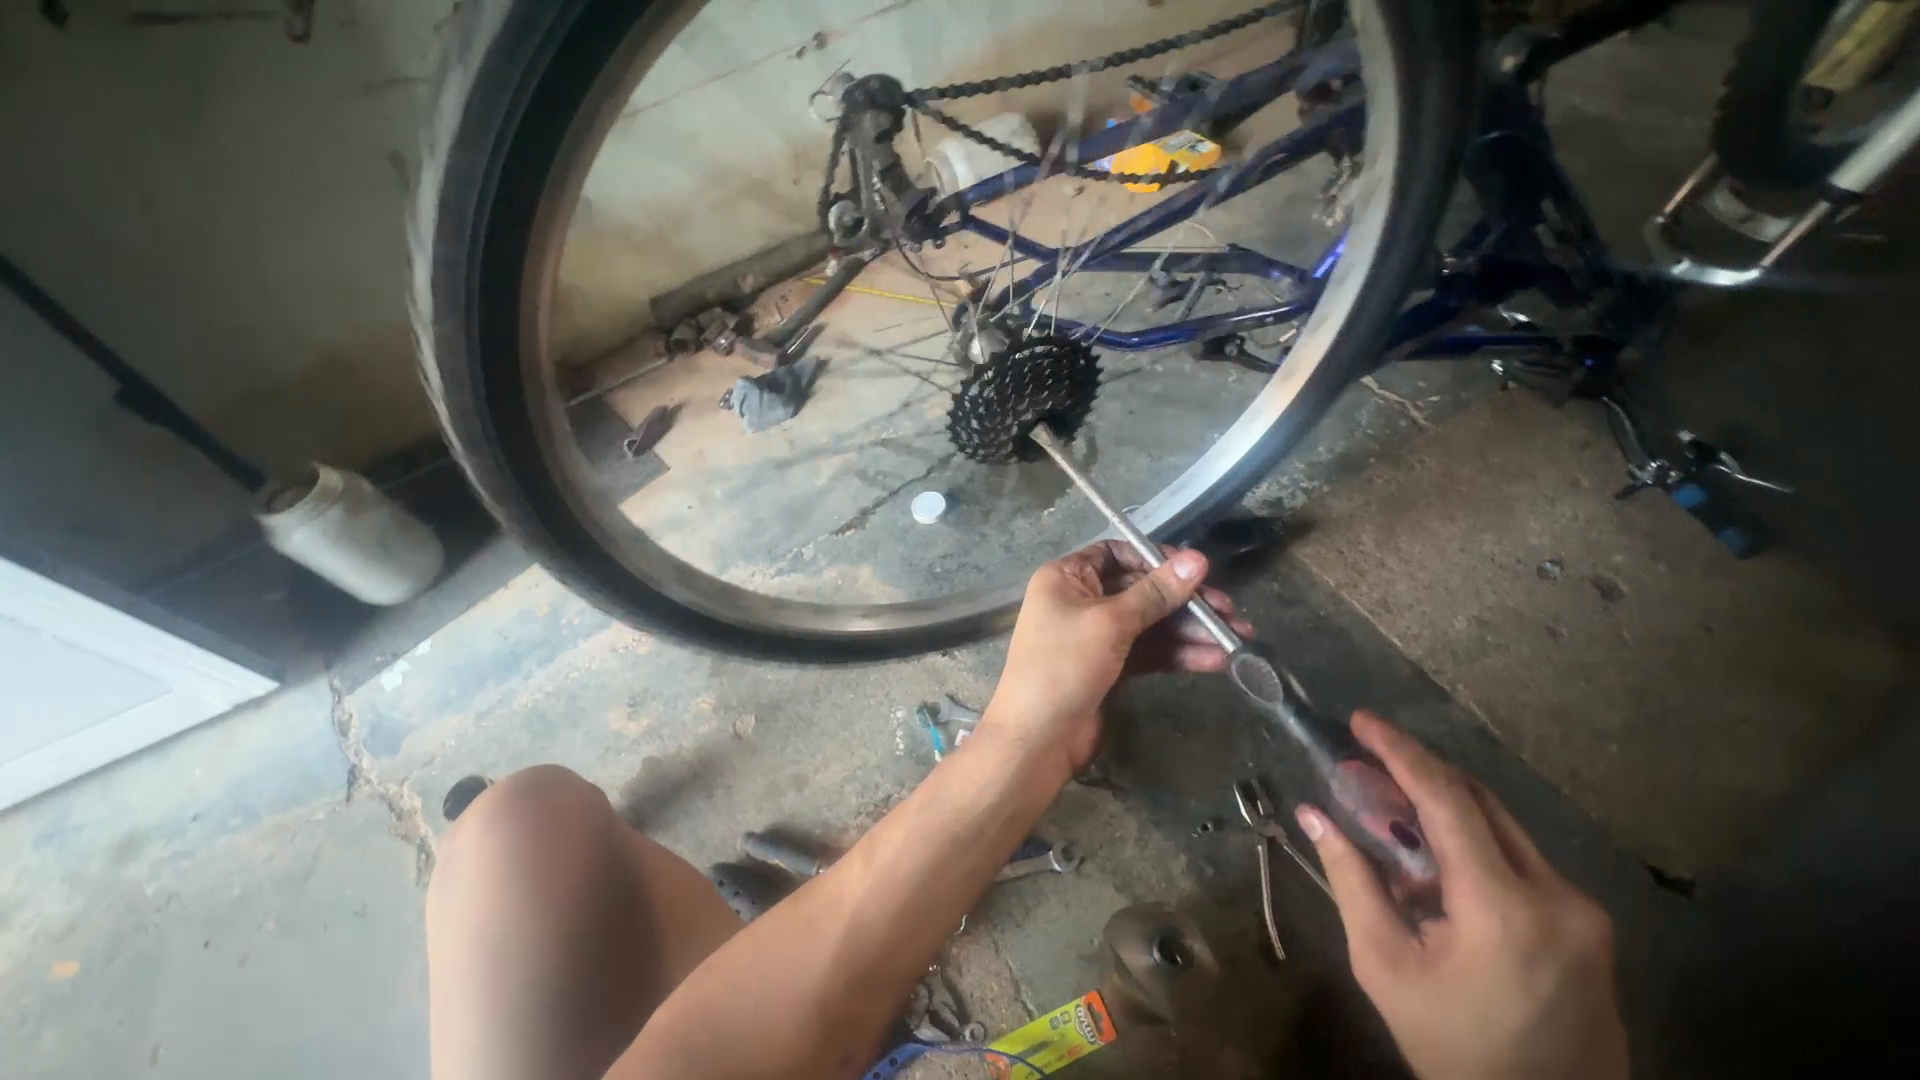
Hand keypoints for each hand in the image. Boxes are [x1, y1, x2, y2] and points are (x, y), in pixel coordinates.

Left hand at [981, 541, 1252, 775]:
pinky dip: (1179, 655)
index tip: (1197, 571)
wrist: (1038, 739)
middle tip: (1230, 612)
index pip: (1117, 554)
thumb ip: (1156, 593)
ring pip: (1151, 624)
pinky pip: (1150, 652)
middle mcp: (1081, 601)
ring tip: (1235, 639)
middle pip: (1142, 591)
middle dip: (1186, 602)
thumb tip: (1198, 559)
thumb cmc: (1064, 667)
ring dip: (1191, 631)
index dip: (1157, 560)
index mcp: (1066, 578)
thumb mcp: (1110, 623)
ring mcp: (1097, 637)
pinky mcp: (1111, 668)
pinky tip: (1214, 660)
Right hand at [1297, 712, 1627, 1079]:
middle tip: (1362, 762)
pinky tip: (1431, 861)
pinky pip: (1519, 857)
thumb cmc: (1451, 1044)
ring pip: (1501, 826)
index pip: (1448, 802)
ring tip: (1385, 808)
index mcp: (1503, 908)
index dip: (1401, 752)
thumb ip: (1351, 881)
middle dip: (1416, 772)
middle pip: (1478, 802)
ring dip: (1442, 807)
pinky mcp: (1589, 922)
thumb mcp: (1385, 965)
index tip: (1362, 720)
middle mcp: (1556, 895)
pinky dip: (1470, 843)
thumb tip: (1313, 815)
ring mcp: (1582, 908)